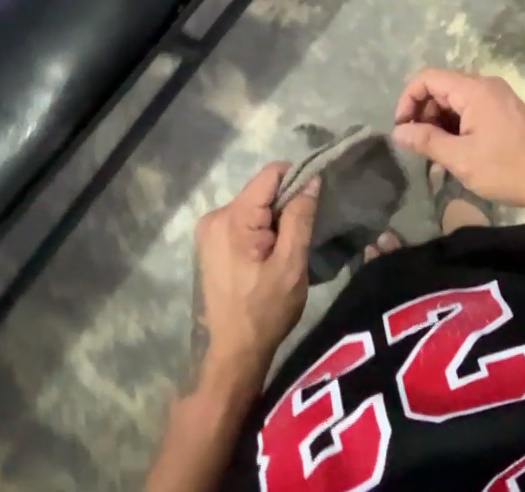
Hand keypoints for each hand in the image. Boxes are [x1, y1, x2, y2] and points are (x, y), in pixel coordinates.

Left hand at [195, 163, 319, 370]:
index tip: (314, 204)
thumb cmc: (267, 309)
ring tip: (285, 249)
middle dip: (286, 205)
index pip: (271, 174)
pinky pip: (244, 219)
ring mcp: (209, 231)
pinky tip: (268, 256)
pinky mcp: (210, 243)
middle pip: (262, 189)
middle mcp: (215, 216)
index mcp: (233, 218)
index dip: (299, 180)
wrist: (235, 351)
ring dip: (275, 219)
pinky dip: (262, 229)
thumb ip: (300, 217)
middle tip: (299, 236)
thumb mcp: (292, 263)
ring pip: (255, 204)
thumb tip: (312, 179)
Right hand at [392, 68, 524, 212]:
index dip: (408, 99)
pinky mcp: (506, 110)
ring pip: (457, 99)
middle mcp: (487, 85)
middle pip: (442, 87)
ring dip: (440, 122)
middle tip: (418, 146)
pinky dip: (457, 125)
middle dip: (424, 112)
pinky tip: (455, 152)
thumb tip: (397, 131)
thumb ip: (426, 141)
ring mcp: (499, 97)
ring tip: (435, 154)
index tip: (402, 129)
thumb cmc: (506, 169)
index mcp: (475, 89)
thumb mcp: (460, 158)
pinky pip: (472, 108)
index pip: (428, 78)